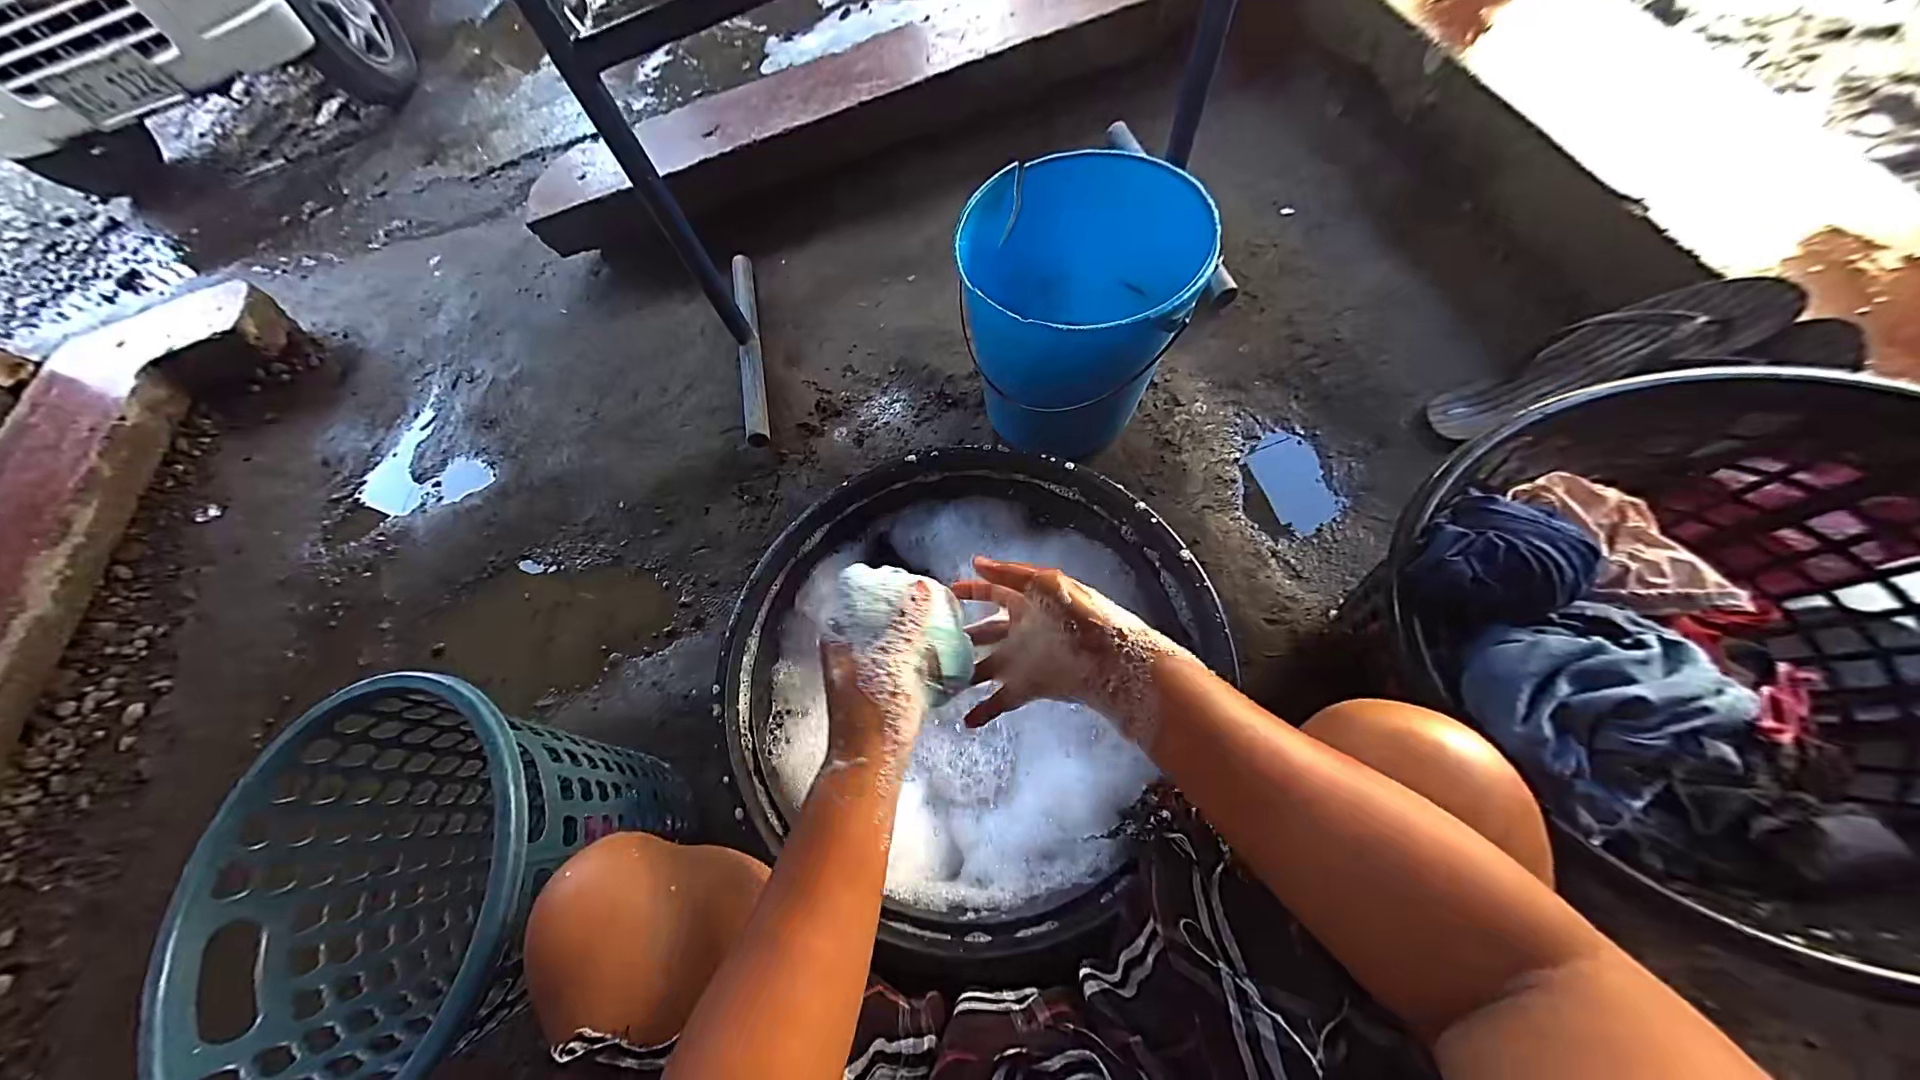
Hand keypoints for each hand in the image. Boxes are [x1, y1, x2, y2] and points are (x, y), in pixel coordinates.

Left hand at [817, 579, 934, 785]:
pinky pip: (896, 661)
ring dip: (907, 630)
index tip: (900, 578)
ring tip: (933, 619)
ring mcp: (861, 674)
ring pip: (884, 640)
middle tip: (923, 596)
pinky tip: (933, 651)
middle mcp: (845, 655)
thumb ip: (907, 623)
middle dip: (897, 607)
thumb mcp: (894, 661)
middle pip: (871, 619)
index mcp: (838, 643)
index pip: (852, 600)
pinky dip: (912, 653)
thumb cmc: (876, 716)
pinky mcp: (877, 690)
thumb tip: (920, 587)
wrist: (873, 763)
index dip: (875, 585)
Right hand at [951, 556, 1186, 738]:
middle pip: (984, 632)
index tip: (946, 593)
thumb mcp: (1047, 582)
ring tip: (940, 679)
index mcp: (1027, 602)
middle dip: (961, 635)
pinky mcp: (1027, 688)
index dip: (970, 590)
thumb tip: (977, 562)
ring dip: (964, 674)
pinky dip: (983, 711)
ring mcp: (1022, 661)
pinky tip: (966, 719)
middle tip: (935, 640)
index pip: (992, 592)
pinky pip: (999, 701)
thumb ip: (1010, 573)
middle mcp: (1021, 631)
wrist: (1112, 660)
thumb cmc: (1085, 616)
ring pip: (984, 667)